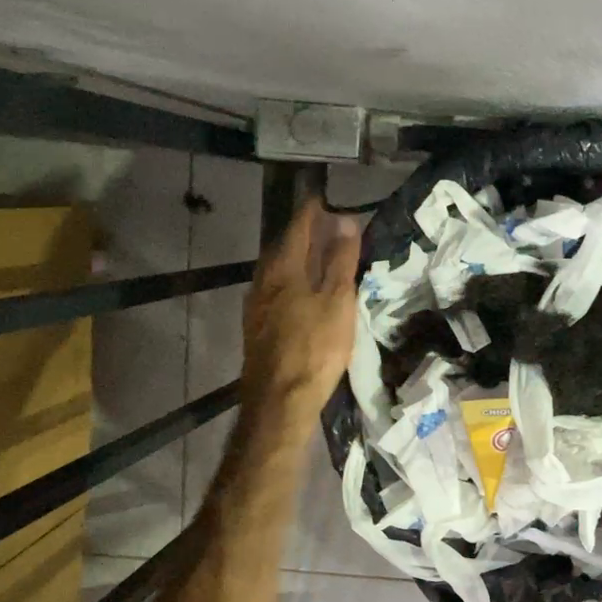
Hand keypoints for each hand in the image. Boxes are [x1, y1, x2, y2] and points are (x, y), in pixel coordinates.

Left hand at [241, 199, 359, 418]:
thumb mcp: (338, 302)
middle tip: (324, 227)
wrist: (278, 401)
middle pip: (282, 248)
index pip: (298, 228)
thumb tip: (346, 222)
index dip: (312, 212)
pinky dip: (289, 282)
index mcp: (284, 270)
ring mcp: (255, 307)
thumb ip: (340, 261)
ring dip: (294, 259)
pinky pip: (273, 292)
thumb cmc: (314, 349)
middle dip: (302, 235)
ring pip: (275, 271)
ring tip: (314, 258)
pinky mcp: (255, 329)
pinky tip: (299, 293)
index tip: (325, 200)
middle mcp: (263, 282)